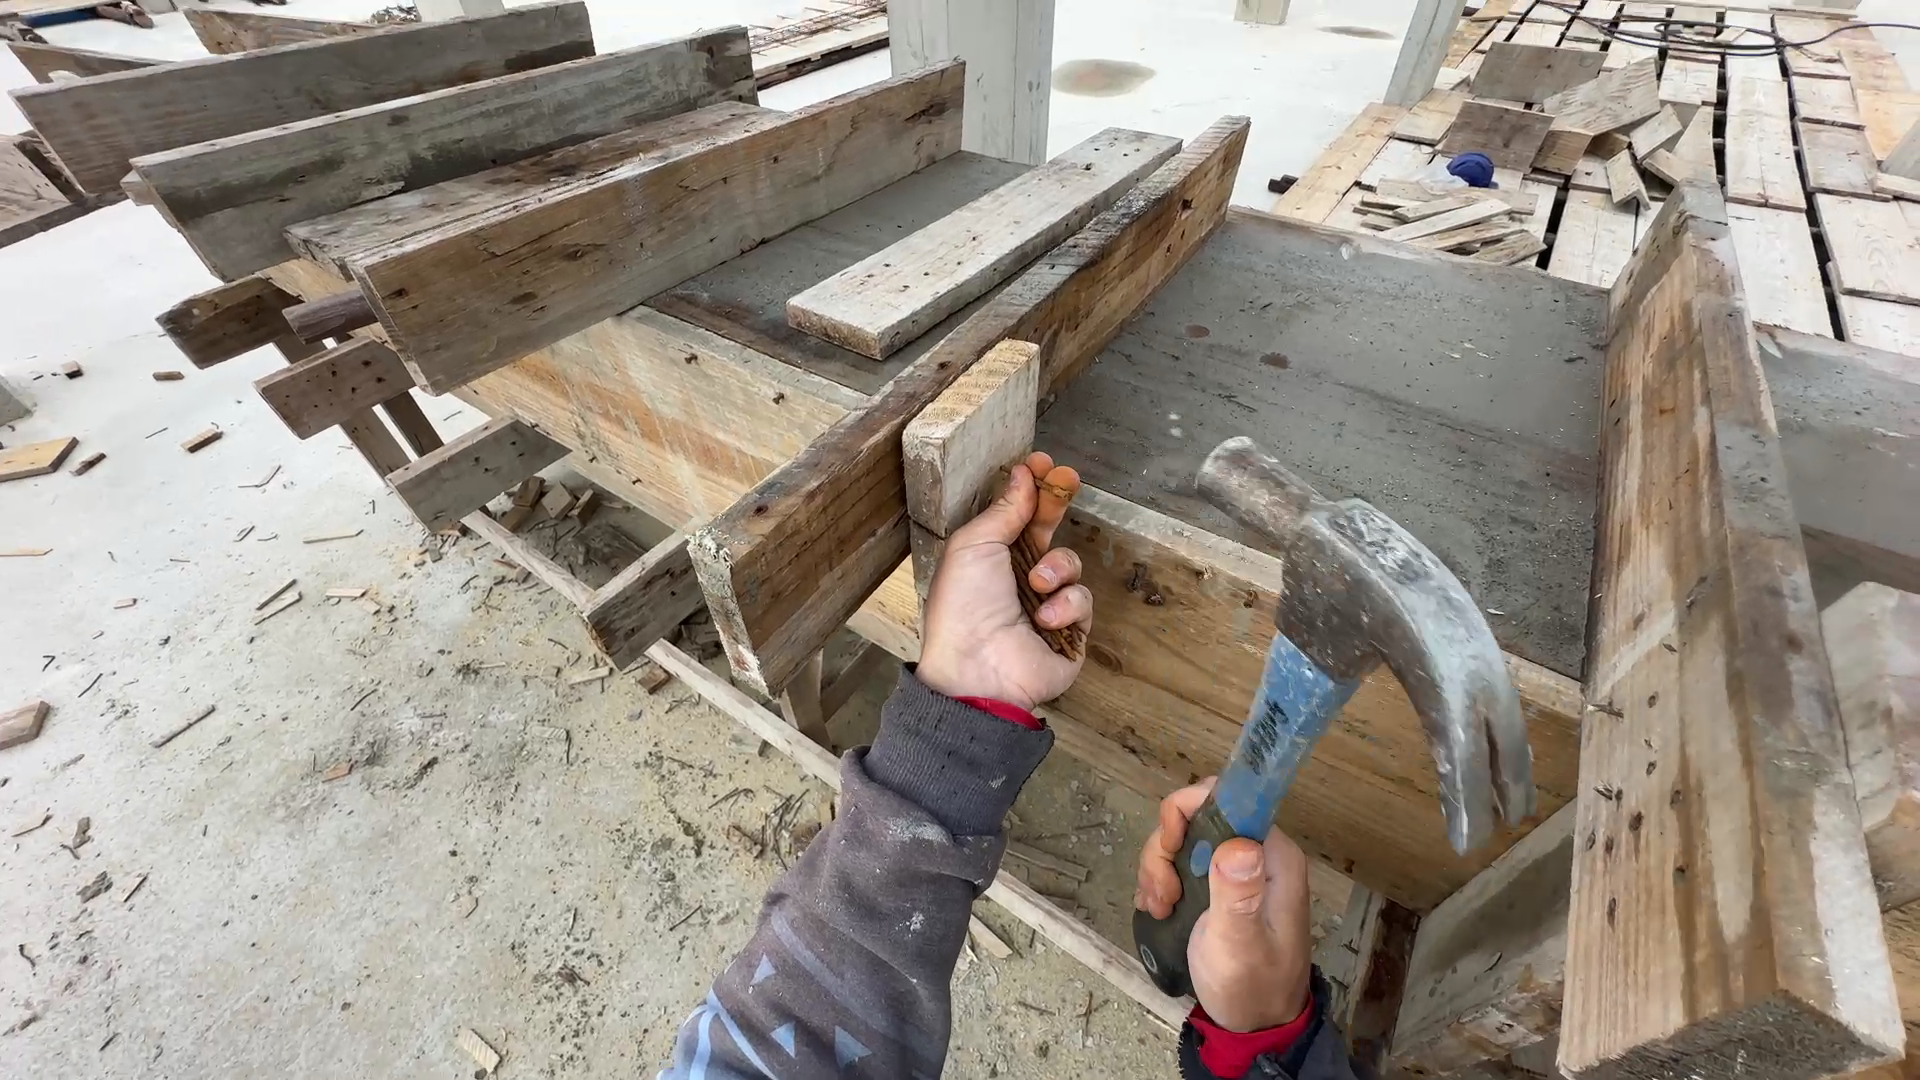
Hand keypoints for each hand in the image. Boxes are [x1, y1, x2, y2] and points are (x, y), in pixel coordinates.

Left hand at [916, 451, 1092, 711]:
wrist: (978, 669)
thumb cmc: (965, 604)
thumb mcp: (974, 547)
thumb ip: (1003, 511)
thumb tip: (1022, 474)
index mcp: (990, 557)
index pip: (1017, 514)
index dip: (1031, 488)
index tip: (1042, 462)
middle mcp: (1018, 576)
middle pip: (1048, 529)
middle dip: (1057, 503)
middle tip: (1068, 478)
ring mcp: (1047, 603)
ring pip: (1070, 563)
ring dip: (1056, 568)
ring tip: (1037, 585)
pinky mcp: (1071, 629)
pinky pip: (1082, 600)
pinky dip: (1065, 606)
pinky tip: (1044, 620)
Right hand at [1135, 778, 1313, 1032]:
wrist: (1251, 1026)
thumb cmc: (1250, 985)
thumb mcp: (1240, 943)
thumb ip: (1238, 895)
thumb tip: (1239, 844)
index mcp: (1271, 854)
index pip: (1224, 796)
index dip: (1186, 808)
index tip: (1169, 846)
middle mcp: (1253, 849)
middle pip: (1192, 816)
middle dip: (1165, 850)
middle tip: (1164, 893)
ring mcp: (1232, 865)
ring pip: (1178, 838)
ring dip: (1157, 869)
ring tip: (1161, 908)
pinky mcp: (1214, 880)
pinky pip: (1174, 859)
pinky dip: (1158, 880)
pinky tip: (1159, 909)